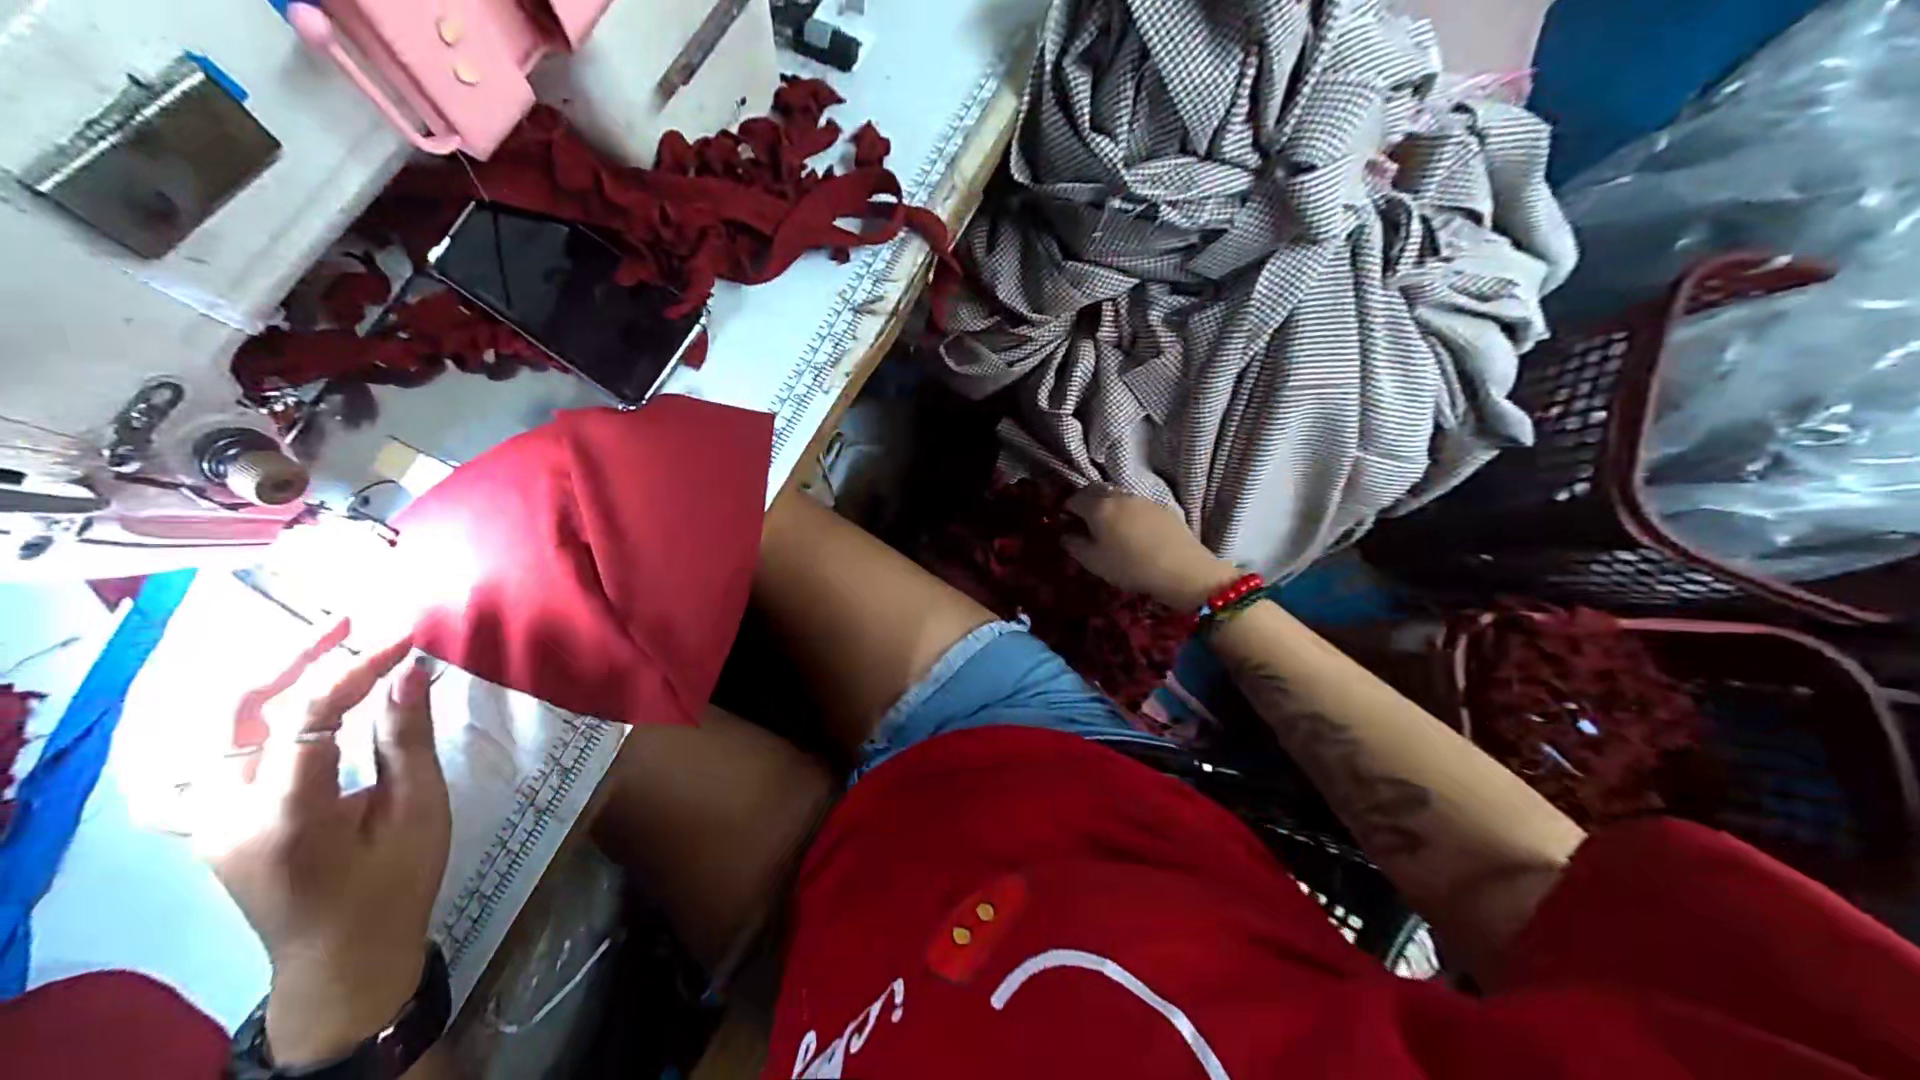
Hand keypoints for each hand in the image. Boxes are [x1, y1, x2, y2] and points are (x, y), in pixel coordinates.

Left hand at [211, 621, 450, 1068]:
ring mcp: (204, 822)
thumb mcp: (419, 812)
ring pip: (211, 730)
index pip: (308, 715)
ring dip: (264, 681)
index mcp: (287, 815)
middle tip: (348, 623)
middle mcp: (225, 813)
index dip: (356, 667)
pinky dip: (229, 724)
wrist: (342, 958)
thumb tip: (408, 672)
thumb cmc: (395, 885)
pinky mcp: (206, 826)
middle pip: (238, 710)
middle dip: (294, 656)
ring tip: (316, 650)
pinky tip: (260, 708)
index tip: (406, 640)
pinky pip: (199, 762)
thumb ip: (405, 739)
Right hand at [1060, 487, 1241, 609]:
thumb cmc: (1130, 567)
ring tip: (1108, 526)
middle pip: (1096, 491)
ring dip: (1108, 506)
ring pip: (1118, 496)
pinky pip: (1136, 505)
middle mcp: (1119, 496)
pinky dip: (1127, 512)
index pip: (1074, 499)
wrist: (1182, 570)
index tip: (1064, 522)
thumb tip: (1066, 535)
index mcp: (1098, 507)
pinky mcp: (1162, 508)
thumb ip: (1075, 546)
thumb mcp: (1095, 562)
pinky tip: (1132, 531)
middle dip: (1086, 502)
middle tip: (1083, 520)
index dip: (1065, 509)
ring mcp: (1143, 500)